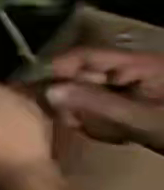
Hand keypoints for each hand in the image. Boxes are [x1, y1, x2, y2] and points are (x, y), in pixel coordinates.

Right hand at [46, 46, 163, 152]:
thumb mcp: (146, 121)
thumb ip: (96, 104)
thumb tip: (47, 90)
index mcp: (144, 65)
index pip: (83, 55)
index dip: (57, 71)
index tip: (43, 94)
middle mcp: (139, 70)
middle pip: (83, 74)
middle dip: (72, 99)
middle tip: (70, 121)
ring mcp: (141, 87)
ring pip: (90, 92)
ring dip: (87, 113)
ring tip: (103, 132)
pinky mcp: (142, 103)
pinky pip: (105, 104)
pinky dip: (101, 120)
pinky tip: (115, 134)